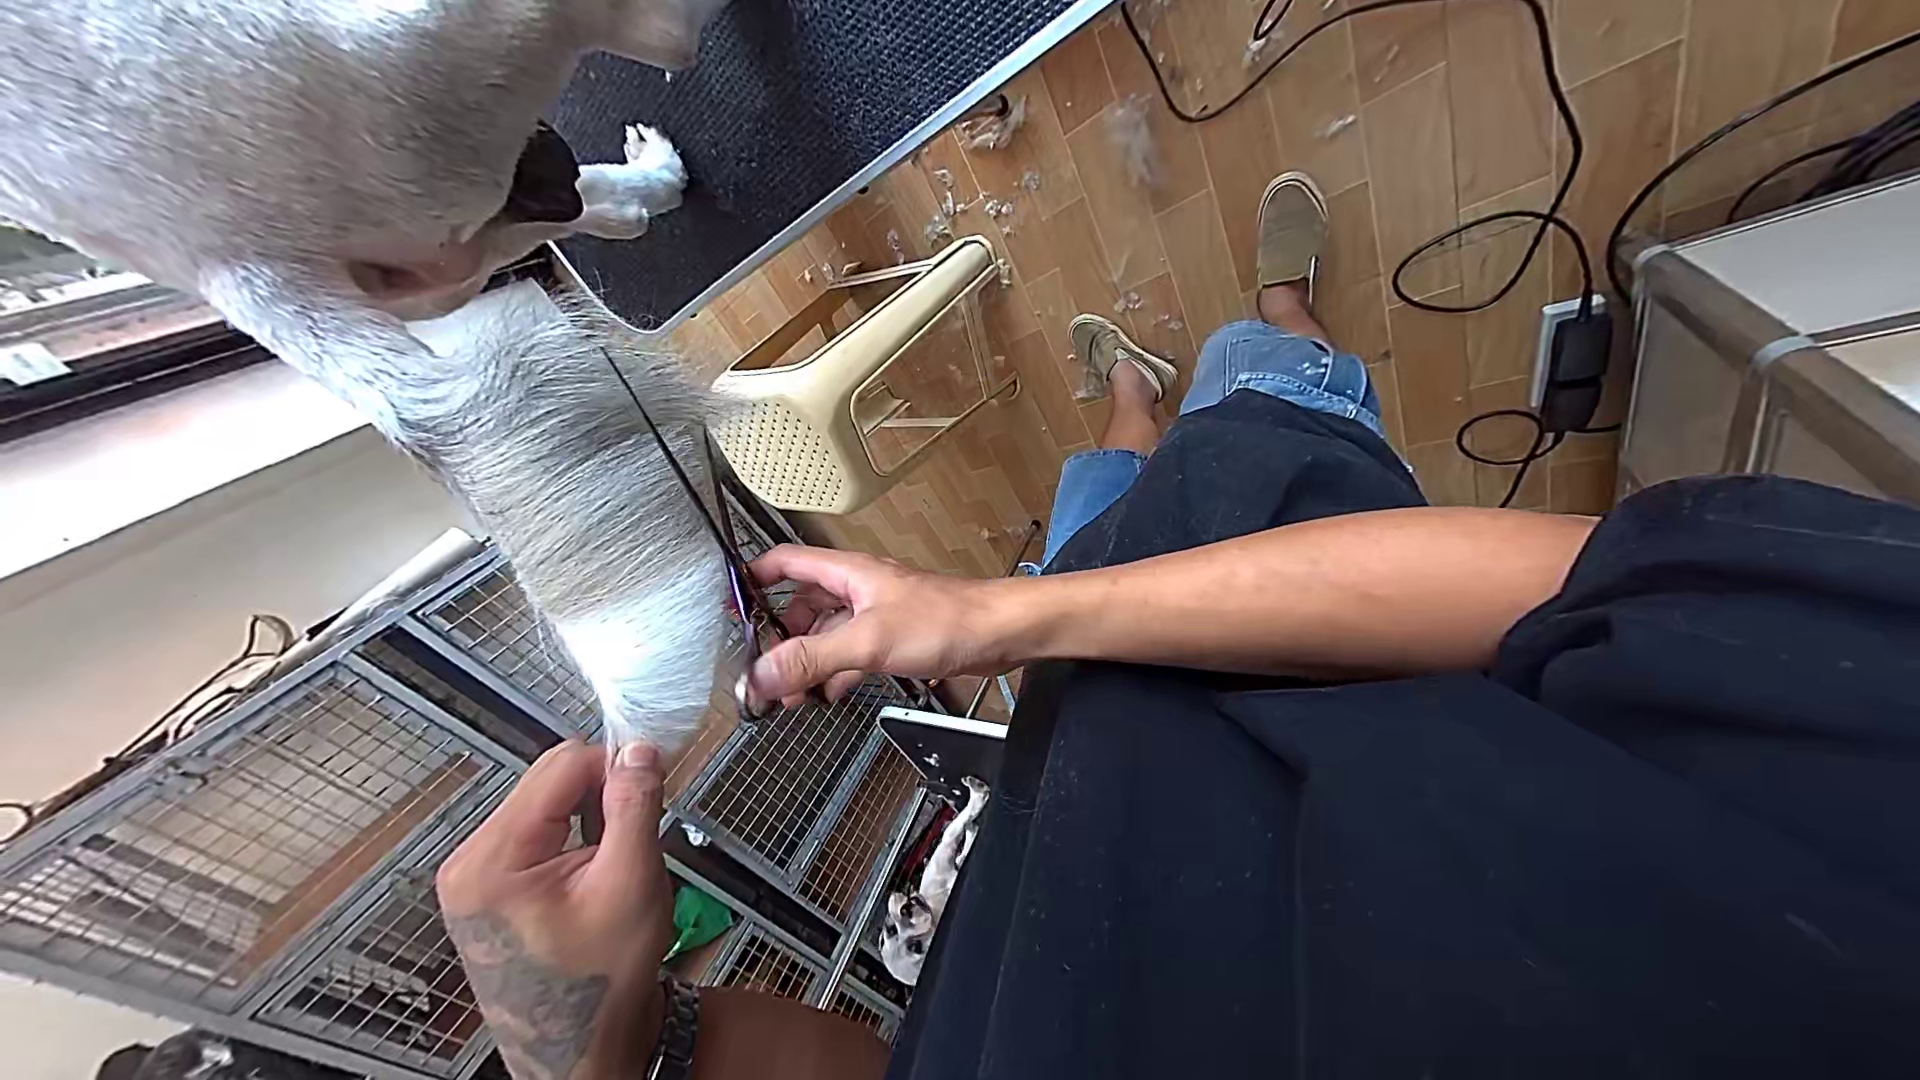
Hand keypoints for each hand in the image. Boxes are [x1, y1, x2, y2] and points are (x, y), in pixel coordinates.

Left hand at [437, 740, 673, 1079]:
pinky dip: (580, 825)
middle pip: (552, 776)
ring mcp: (476, 872)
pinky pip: (544, 822)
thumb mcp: (630, 880)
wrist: (583, 1044)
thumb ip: (634, 805)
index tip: (651, 787)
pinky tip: (596, 858)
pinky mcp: (492, 881)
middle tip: (636, 824)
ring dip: (594, 807)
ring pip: (551, 795)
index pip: (564, 765)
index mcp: (493, 859)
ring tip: (616, 849)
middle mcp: (470, 859)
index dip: (616, 765)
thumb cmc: (604, 973)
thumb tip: (639, 747)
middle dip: (603, 786)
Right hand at [748, 544, 1018, 706]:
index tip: (730, 606)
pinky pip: (851, 653)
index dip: (753, 578)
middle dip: (779, 636)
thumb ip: (813, 657)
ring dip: (807, 660)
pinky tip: (829, 692)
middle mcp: (858, 590)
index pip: (785, 562)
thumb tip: (761, 674)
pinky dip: (835, 671)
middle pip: (801, 605)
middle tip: (762, 669)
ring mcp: (875, 614)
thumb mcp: (869, 640)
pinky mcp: (892, 637)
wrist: (997, 634)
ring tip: (790, 693)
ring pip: (826, 633)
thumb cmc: (946, 619)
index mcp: (846, 574)